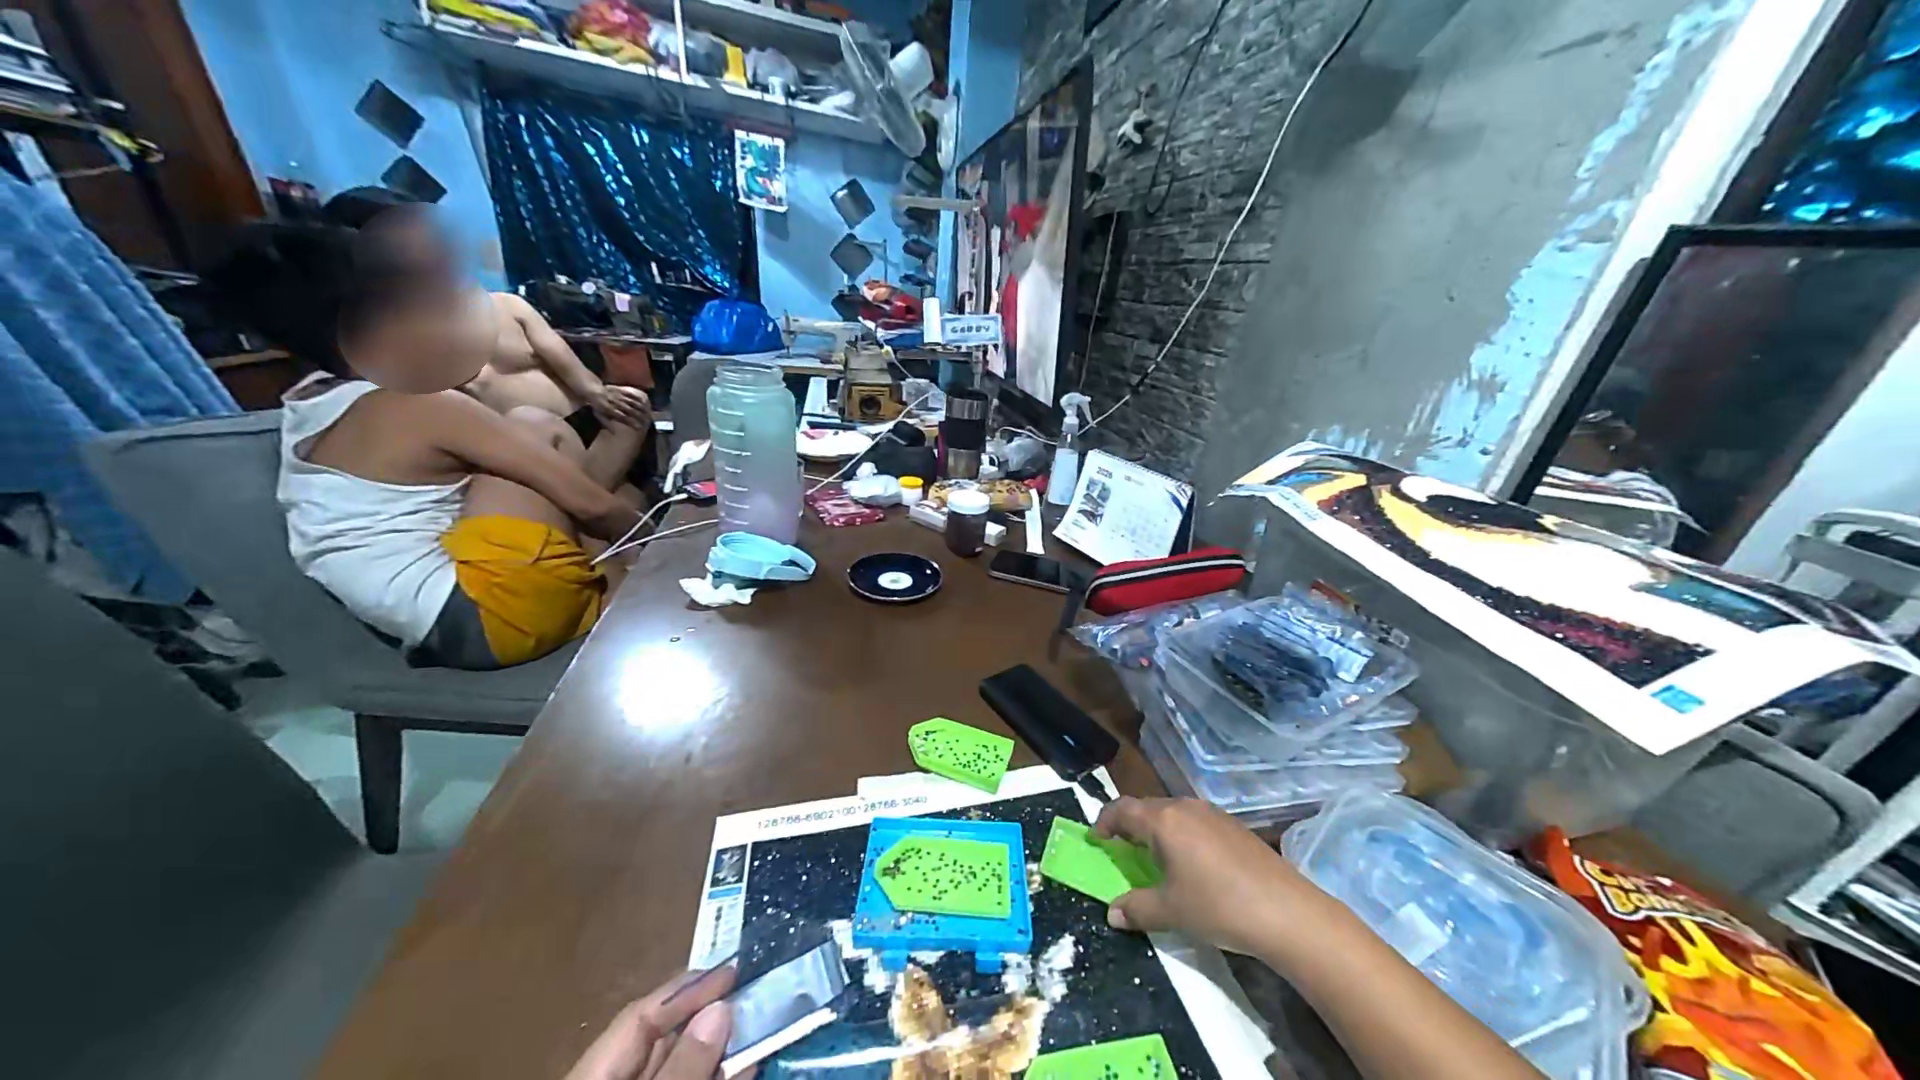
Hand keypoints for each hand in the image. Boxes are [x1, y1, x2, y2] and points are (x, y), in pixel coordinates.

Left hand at [563, 963, 746, 1079]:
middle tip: (751, 998)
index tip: (732, 970)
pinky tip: (747, 1068)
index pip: (638, 1017)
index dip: (686, 990)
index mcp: (590, 1072)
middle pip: (660, 1040)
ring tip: (758, 1029)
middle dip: (708, 1019)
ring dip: (718, 1049)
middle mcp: (611, 1078)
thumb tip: (721, 1008)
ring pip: (677, 1067)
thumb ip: (680, 1068)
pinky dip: (714, 1078)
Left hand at [591, 383, 653, 429]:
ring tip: (649, 414)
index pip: (623, 417)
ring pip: (632, 402)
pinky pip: (632, 393)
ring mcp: (618, 395)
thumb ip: (607, 424)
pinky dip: (639, 397)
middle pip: (630, 410)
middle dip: (640, 416)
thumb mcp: (599, 416)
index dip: (632, 423)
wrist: (593, 390)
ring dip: (642, 408)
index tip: (640, 428)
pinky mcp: (621, 389)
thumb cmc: (597, 406)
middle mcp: (614, 402)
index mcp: (608, 409)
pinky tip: (646, 402)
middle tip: (648, 422)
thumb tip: (615, 433)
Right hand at [1094, 796, 1333, 956]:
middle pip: (1146, 807)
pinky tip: (1192, 863)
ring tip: (1156, 857)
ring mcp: (1213, 813)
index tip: (1096, 839)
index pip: (1121, 809)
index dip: (1104, 821)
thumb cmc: (1219, 907)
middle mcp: (1185, 807)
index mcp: (1163, 820)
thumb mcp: (1171, 911)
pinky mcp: (1234, 826)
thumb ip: (1136, 908)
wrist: (1288, 912)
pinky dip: (1181, 835)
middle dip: (1129, 825)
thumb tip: (1112, 913)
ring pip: (1172, 813)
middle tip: (1122, 850)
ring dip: (1157, 829)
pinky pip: (1195, 821)